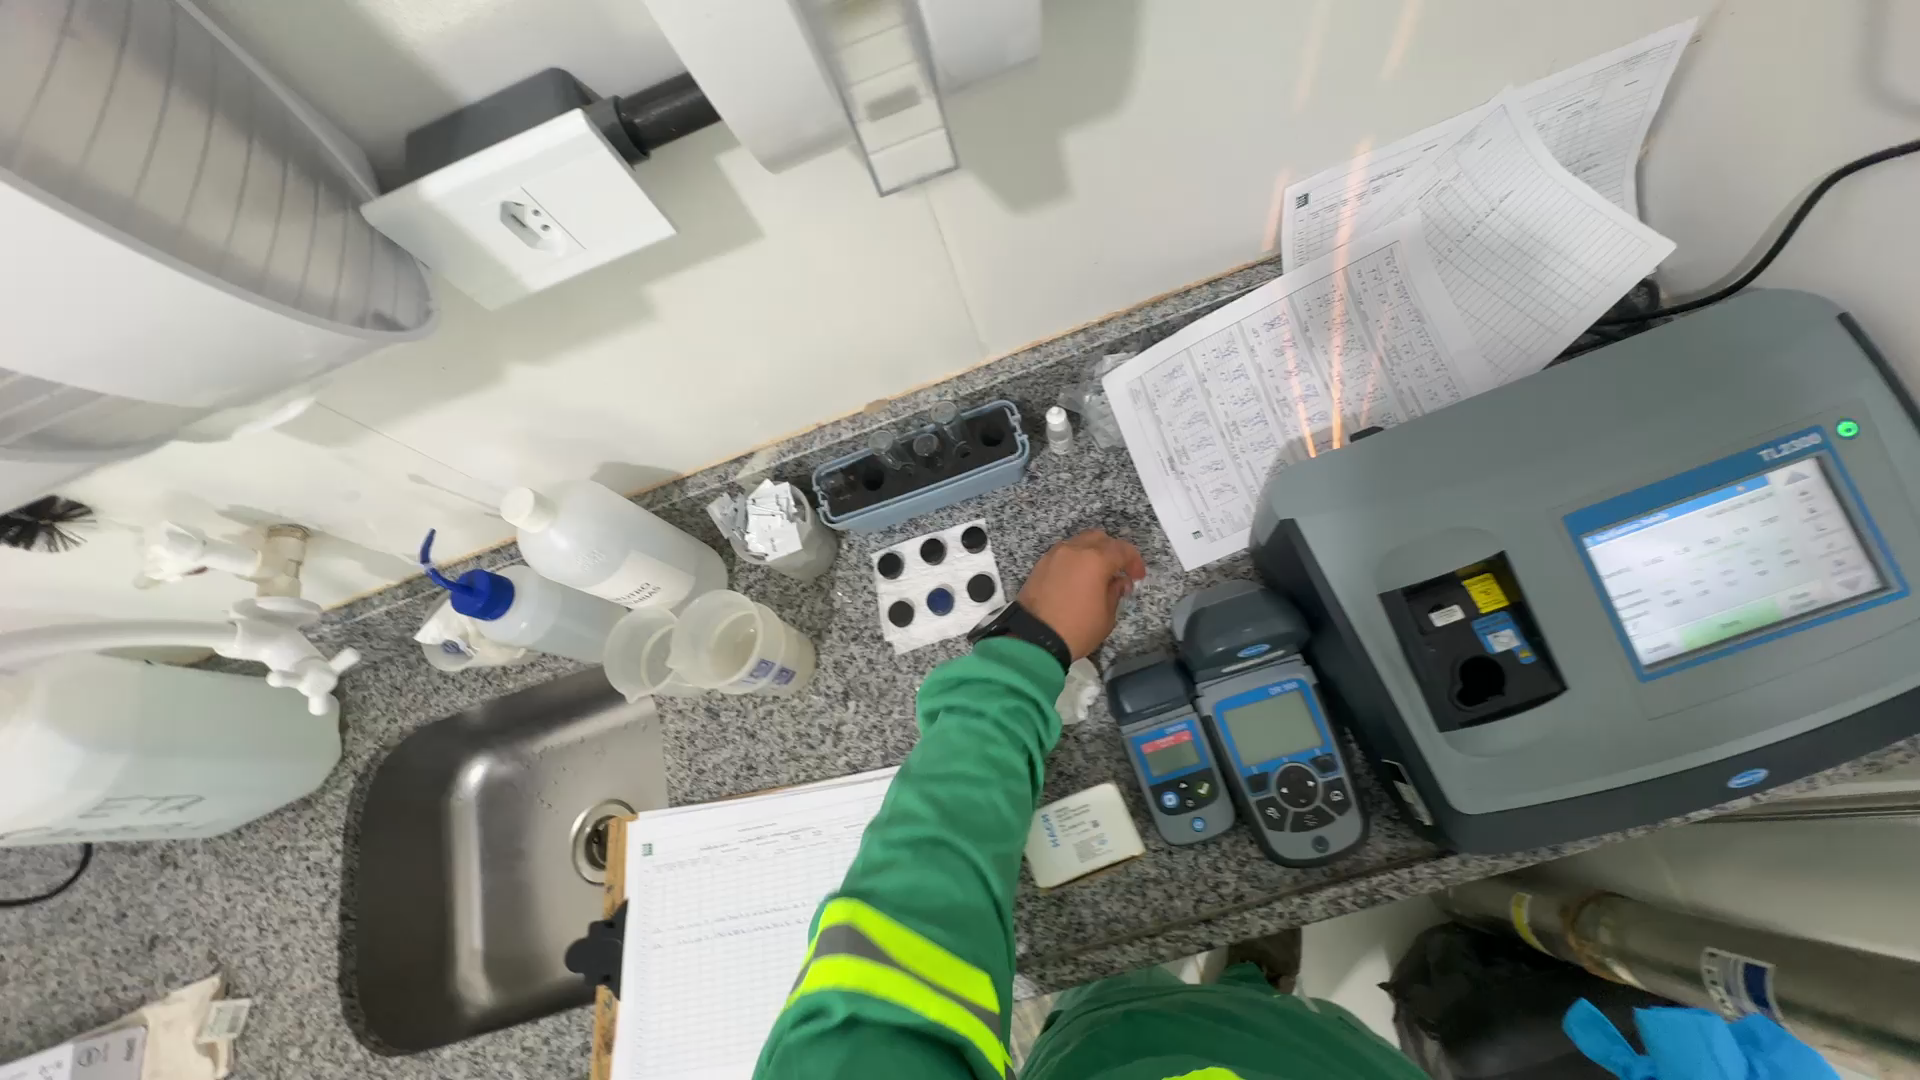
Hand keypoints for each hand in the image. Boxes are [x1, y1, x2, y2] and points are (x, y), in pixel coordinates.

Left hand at [1016, 530, 1146, 660]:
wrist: (1033, 640)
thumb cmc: (1076, 629)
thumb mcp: (1106, 616)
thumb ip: (1115, 592)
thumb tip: (1118, 582)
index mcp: (1095, 560)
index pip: (1122, 550)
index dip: (1134, 561)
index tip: (1137, 576)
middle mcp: (1073, 550)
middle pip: (1099, 538)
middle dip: (1113, 551)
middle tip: (1119, 571)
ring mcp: (1054, 555)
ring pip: (1079, 542)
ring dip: (1092, 553)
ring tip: (1097, 575)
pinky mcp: (1039, 565)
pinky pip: (1063, 553)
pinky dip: (1074, 559)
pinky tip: (1078, 578)